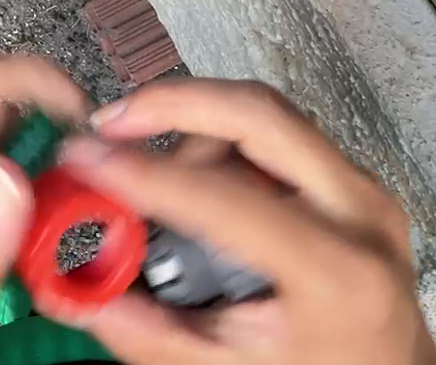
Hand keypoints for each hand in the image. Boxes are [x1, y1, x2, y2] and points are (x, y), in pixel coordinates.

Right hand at [56, 78, 435, 364]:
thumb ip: (150, 333)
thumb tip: (74, 292)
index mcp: (338, 273)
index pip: (226, 199)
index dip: (147, 174)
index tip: (86, 159)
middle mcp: (360, 210)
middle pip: (256, 111)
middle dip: (171, 103)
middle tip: (109, 122)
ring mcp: (360, 183)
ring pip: (258, 109)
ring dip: (192, 123)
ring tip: (153, 175)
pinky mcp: (348, 172)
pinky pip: (270, 124)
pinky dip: (217, 133)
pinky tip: (192, 172)